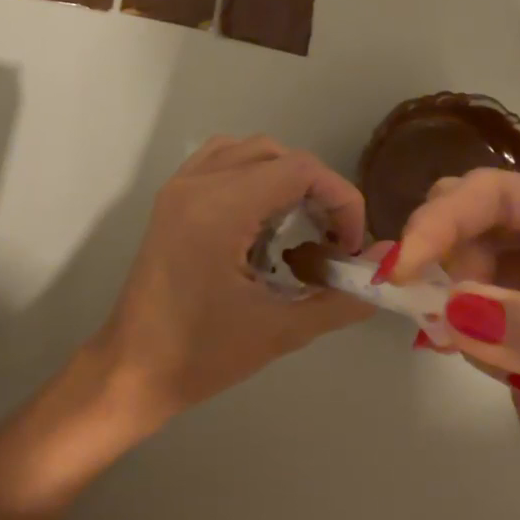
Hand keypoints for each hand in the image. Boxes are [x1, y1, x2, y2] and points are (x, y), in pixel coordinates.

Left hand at [93, 136, 376, 424]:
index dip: (340, 199)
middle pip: (274, 154)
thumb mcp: (282, 329)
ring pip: (244, 151)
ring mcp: (177, 188)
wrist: (134, 367)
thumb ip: (340, 297)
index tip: (349, 247)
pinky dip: (249, 177)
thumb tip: (385, 270)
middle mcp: (196, 184)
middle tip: (331, 238)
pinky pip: (217, 164)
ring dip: (281, 178)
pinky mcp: (169, 201)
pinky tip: (261, 223)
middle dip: (315, 188)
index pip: (299, 169)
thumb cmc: (204, 353)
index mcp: (219, 208)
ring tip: (299, 226)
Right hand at [390, 169, 519, 519]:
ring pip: (484, 291)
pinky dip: (516, 380)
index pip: (500, 194)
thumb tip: (446, 307)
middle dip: (460, 290)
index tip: (398, 275)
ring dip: (494, 351)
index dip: (439, 221)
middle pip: (479, 237)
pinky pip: (506, 336)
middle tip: (452, 344)